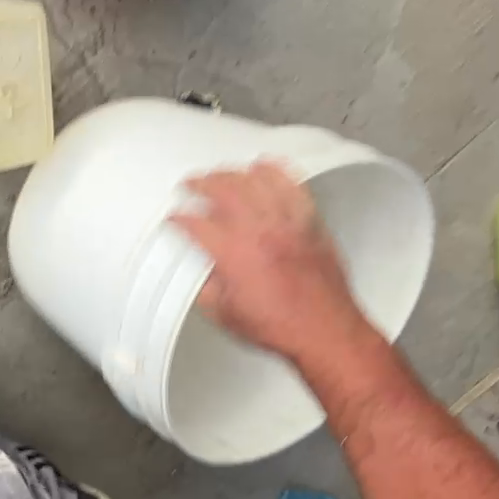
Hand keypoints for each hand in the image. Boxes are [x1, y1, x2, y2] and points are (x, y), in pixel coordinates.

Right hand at [171, 161, 367, 363]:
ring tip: (221, 174)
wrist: (324, 331)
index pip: (197, 223)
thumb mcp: (223, 314)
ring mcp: (288, 223)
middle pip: (226, 189)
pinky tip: (265, 167)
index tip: (174, 219)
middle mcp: (261, 232)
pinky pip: (292, 185)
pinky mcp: (310, 222)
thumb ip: (204, 285)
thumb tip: (198, 270)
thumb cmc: (280, 327)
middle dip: (202, 183)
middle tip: (192, 184)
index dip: (180, 218)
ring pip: (257, 180)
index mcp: (234, 255)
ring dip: (234, 172)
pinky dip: (276, 171)